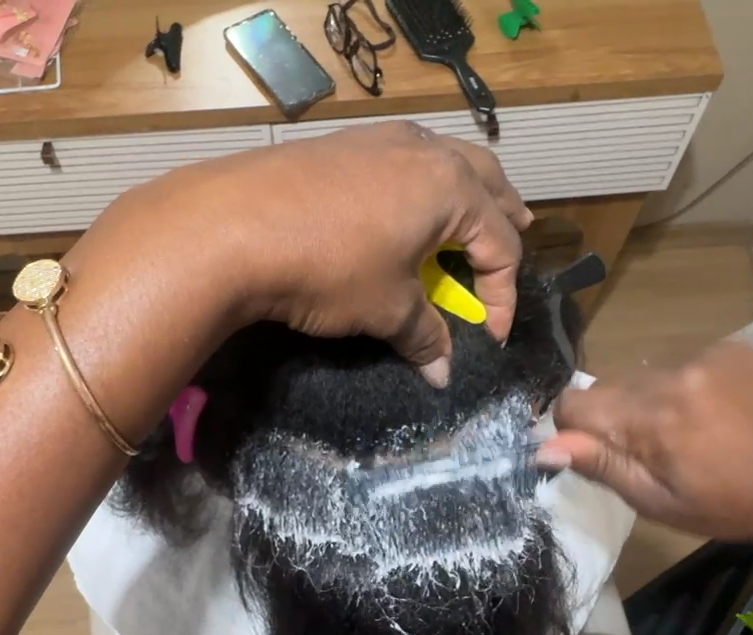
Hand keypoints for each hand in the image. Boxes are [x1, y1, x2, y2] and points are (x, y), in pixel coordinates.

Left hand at [72, 122, 532, 384]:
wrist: (235, 227)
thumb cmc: (330, 269)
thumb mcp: (386, 310)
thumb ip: (424, 338)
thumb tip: (443, 375)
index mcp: (452, 190)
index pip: (498, 245)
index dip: (502, 296)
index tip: (493, 336)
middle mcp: (425, 152)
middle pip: (486, 182)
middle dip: (504, 217)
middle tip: (518, 237)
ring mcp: (381, 141)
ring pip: (444, 160)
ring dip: (467, 189)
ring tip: (468, 213)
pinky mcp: (343, 145)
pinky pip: (403, 158)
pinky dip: (421, 181)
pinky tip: (404, 199)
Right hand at [541, 340, 752, 542]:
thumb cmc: (733, 507)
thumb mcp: (658, 502)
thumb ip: (601, 466)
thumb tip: (543, 447)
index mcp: (650, 418)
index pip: (573, 404)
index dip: (574, 431)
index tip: (600, 455)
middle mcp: (672, 374)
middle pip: (609, 389)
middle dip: (616, 419)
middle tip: (656, 454)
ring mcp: (705, 354)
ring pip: (645, 377)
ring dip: (651, 403)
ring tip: (692, 436)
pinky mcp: (732, 347)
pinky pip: (683, 364)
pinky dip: (685, 388)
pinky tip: (716, 415)